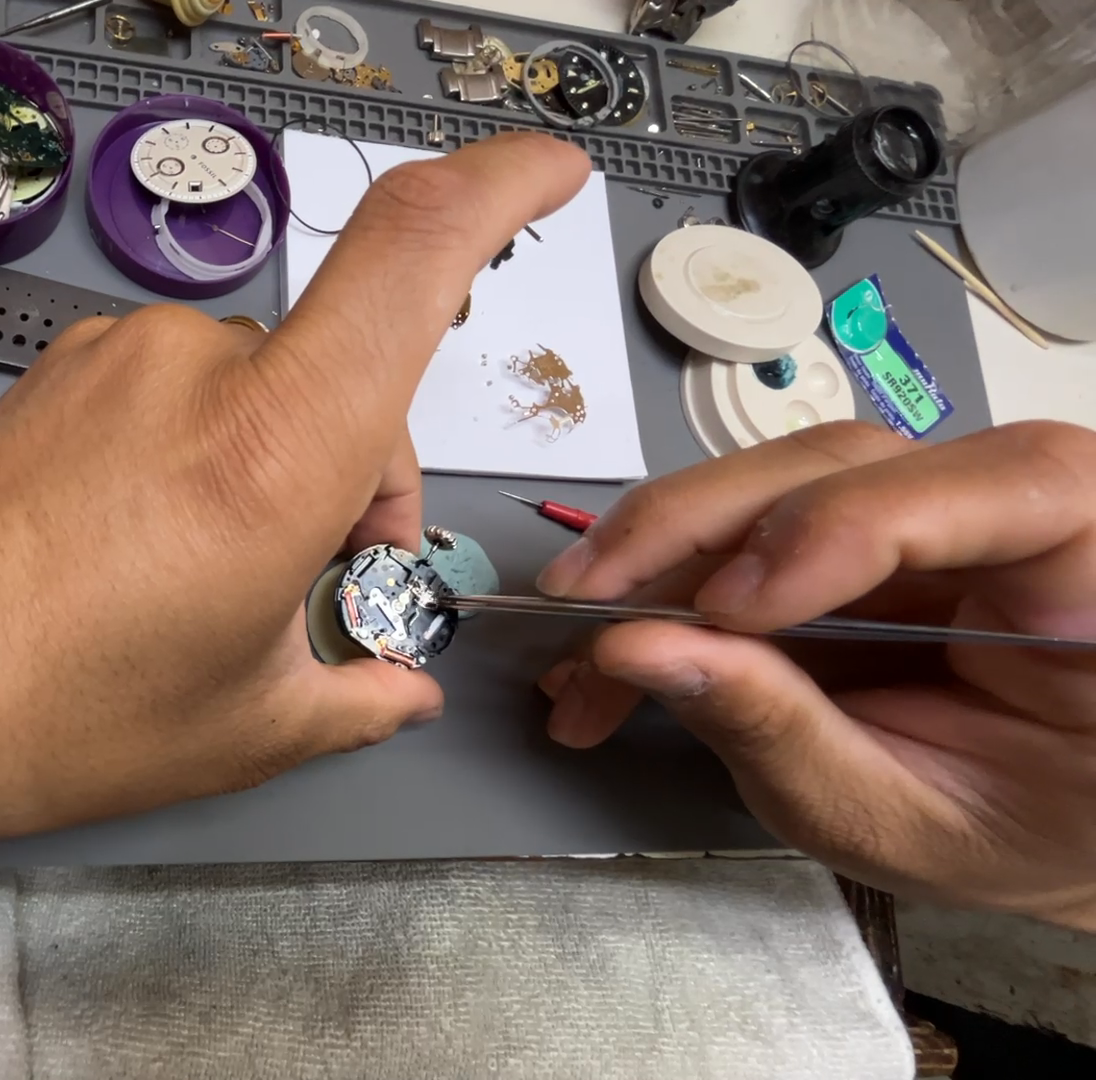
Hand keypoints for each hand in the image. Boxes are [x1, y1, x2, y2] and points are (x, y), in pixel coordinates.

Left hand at [0, 133, 589, 860]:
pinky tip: (149, 544)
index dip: (498, 189)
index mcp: (271, 448)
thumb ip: (352, 691)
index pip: (410, 249)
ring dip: (271, 470)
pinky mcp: (59, 375)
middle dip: (356, 481)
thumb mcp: (244, 726)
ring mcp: (111, 360)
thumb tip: (392, 684)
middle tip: (315, 586)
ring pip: (255, 390)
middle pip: (340, 377)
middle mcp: (190, 370)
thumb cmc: (46, 715)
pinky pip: (175, 394)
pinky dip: (200, 455)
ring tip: (209, 579)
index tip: (543, 174)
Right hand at [531, 420, 1095, 929]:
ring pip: (760, 483)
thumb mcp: (885, 818)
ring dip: (644, 554)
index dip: (848, 524)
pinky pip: (728, 527)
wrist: (1031, 825)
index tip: (725, 610)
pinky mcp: (841, 530)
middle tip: (578, 598)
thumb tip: (629, 648)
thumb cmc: (1003, 837)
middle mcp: (1016, 526)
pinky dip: (648, 580)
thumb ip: (770, 730)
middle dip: (683, 527)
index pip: (1019, 488)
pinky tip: (604, 643)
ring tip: (575, 637)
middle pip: (835, 463)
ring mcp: (919, 516)